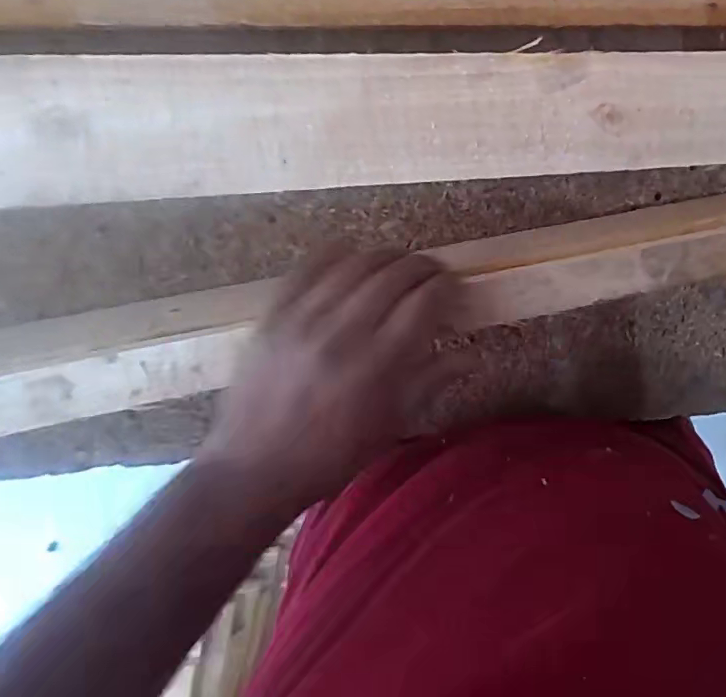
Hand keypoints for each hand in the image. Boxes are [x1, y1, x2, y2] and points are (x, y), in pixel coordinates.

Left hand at [197, 246, 464, 521]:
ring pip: (358, 263)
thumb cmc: (333, 453)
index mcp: (379, 363)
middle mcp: (344, 332)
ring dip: (387, 257)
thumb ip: (433, 379)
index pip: (425, 301)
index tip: (453, 287)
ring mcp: (305, 319)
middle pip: (396, 274)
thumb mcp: (392, 423)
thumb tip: (473, 355)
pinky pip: (310, 266)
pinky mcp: (274, 315)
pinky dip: (338, 255)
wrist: (252, 470)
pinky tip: (352, 259)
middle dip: (423, 267)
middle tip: (432, 274)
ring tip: (397, 265)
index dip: (446, 286)